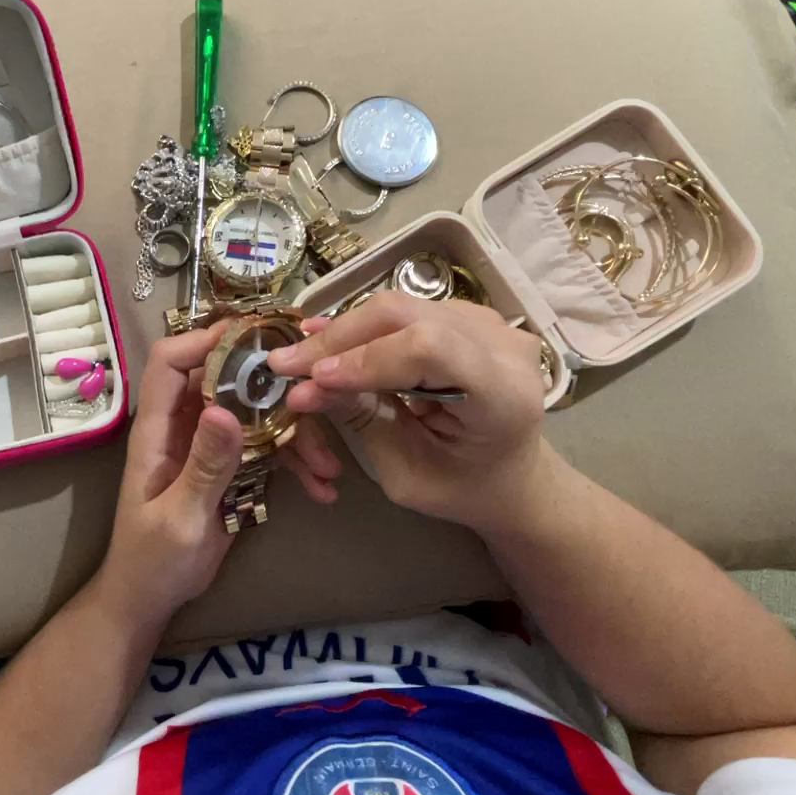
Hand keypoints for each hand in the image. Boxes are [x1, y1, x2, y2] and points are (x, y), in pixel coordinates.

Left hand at [95, 326, 340, 624]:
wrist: (150, 598)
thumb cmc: (152, 560)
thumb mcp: (180, 518)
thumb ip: (204, 467)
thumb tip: (225, 411)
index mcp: (157, 430)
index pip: (170, 363)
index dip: (204, 340)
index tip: (254, 337)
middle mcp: (184, 427)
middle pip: (224, 380)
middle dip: (270, 385)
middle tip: (317, 394)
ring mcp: (209, 446)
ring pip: (254, 414)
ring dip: (294, 434)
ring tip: (328, 466)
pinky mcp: (231, 467)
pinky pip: (266, 448)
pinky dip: (293, 463)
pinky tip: (322, 486)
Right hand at [266, 293, 555, 530]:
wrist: (510, 474)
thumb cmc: (462, 487)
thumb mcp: (406, 471)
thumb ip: (362, 422)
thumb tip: (301, 390)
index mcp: (502, 396)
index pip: (428, 350)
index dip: (364, 359)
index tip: (311, 381)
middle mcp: (502, 346)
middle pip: (405, 315)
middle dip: (338, 339)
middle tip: (285, 366)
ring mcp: (487, 323)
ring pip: (396, 307)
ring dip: (341, 332)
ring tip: (299, 356)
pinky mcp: (466, 315)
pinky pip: (401, 311)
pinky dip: (359, 329)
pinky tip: (326, 342)